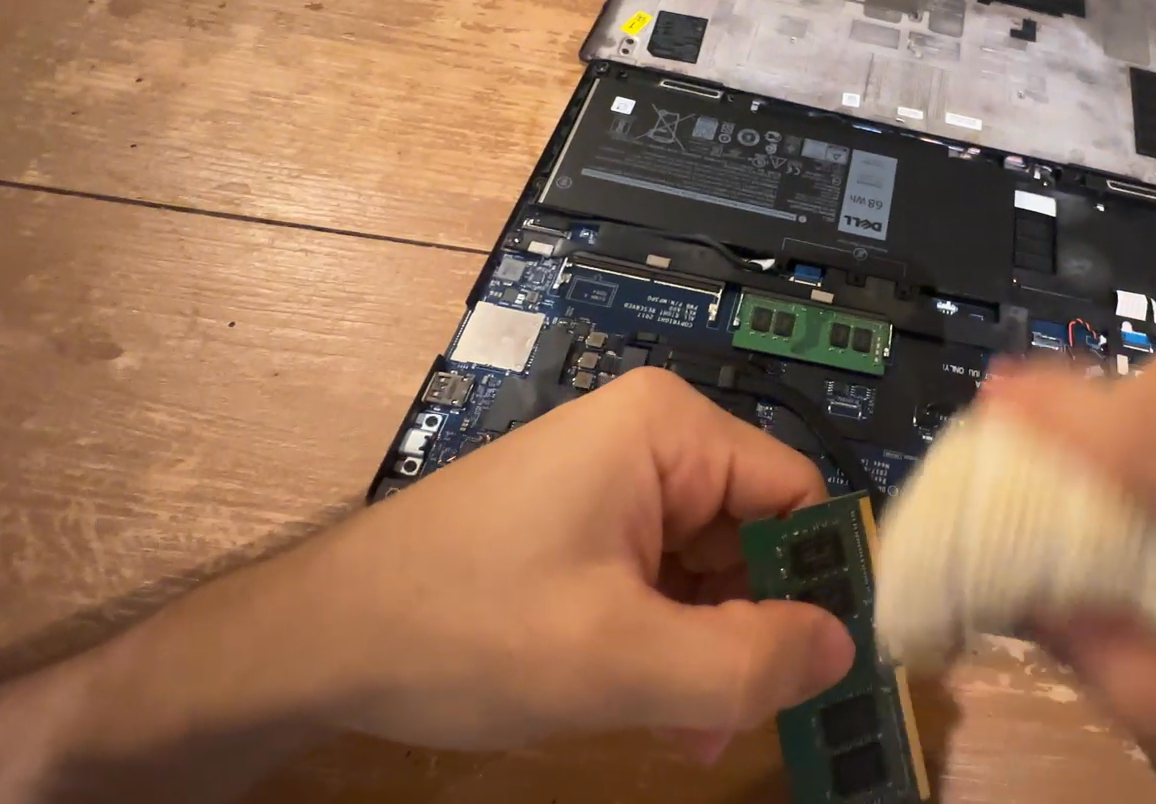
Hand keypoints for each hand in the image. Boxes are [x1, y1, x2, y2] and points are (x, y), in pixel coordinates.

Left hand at [91, 367, 854, 760]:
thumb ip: (742, 661)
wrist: (310, 640)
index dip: (816, 578)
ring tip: (685, 726)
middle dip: (752, 627)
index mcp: (672, 429)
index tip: (819, 668)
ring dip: (710, 644)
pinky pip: (667, 571)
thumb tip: (845, 650)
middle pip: (754, 530)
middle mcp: (657, 436)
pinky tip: (653, 699)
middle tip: (735, 718)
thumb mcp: (613, 659)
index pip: (795, 493)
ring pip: (713, 561)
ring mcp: (624, 474)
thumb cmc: (462, 627)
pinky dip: (672, 636)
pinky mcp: (597, 513)